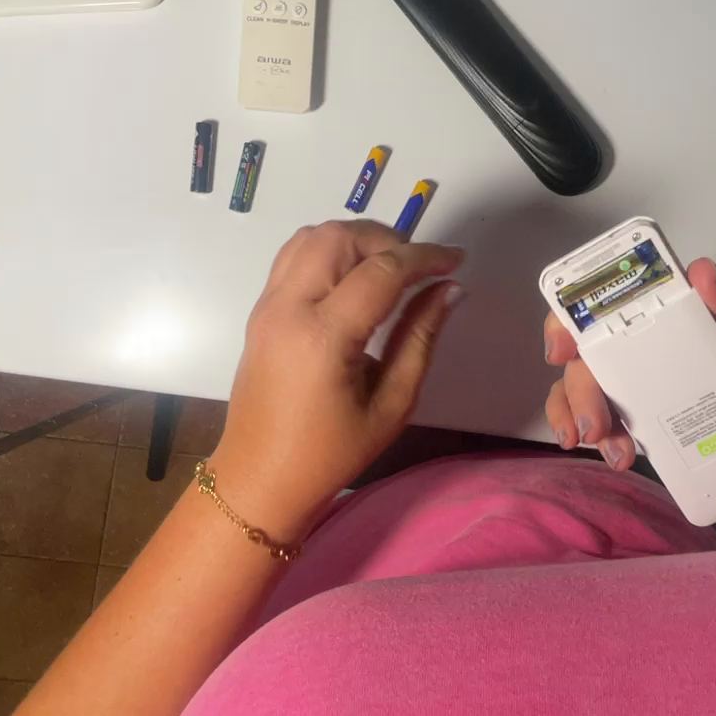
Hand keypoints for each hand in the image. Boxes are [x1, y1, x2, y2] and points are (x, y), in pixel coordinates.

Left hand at [209, 220, 464, 537]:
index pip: (381, 271)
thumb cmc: (331, 454)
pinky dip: (330, 250)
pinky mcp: (260, 310)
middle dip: (387, 239)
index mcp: (323, 337)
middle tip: (419, 269)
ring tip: (389, 270)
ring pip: (312, 236)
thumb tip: (450, 288)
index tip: (456, 260)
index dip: (425, 257)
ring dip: (356, 240)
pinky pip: (294, 255)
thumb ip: (421, 337)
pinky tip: (354, 280)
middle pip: (340, 236)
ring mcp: (267, 305)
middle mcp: (288, 308)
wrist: (260, 479)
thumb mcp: (392, 404)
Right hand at [542, 258, 715, 469]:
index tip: (561, 350)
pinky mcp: (624, 414)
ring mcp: (619, 380)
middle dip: (579, 393)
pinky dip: (591, 438)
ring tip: (616, 452)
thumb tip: (702, 273)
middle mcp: (622, 341)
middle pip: (580, 358)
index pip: (591, 305)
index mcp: (646, 310)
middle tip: (595, 427)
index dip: (564, 321)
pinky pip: (587, 421)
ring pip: (575, 392)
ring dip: (581, 420)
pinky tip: (615, 456)